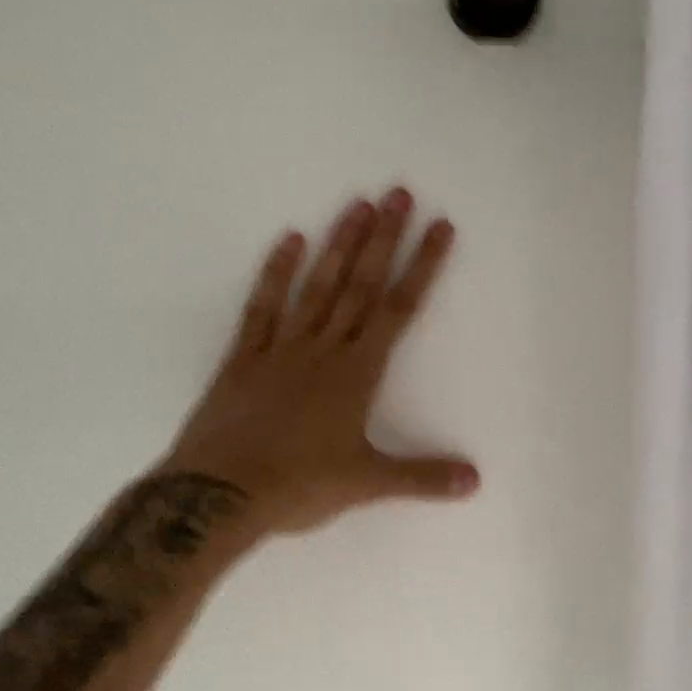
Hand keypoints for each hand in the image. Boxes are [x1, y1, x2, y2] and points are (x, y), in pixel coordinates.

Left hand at [155, 188, 477, 552]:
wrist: (216, 497)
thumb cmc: (297, 486)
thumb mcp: (366, 484)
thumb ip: (421, 477)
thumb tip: (475, 481)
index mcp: (358, 371)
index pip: (399, 308)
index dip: (422, 265)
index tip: (439, 227)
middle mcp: (325, 348)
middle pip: (361, 284)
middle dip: (384, 238)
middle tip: (398, 193)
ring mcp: (282, 347)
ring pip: (317, 286)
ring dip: (339, 244)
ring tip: (357, 203)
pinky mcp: (244, 357)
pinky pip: (263, 307)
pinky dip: (275, 273)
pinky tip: (290, 239)